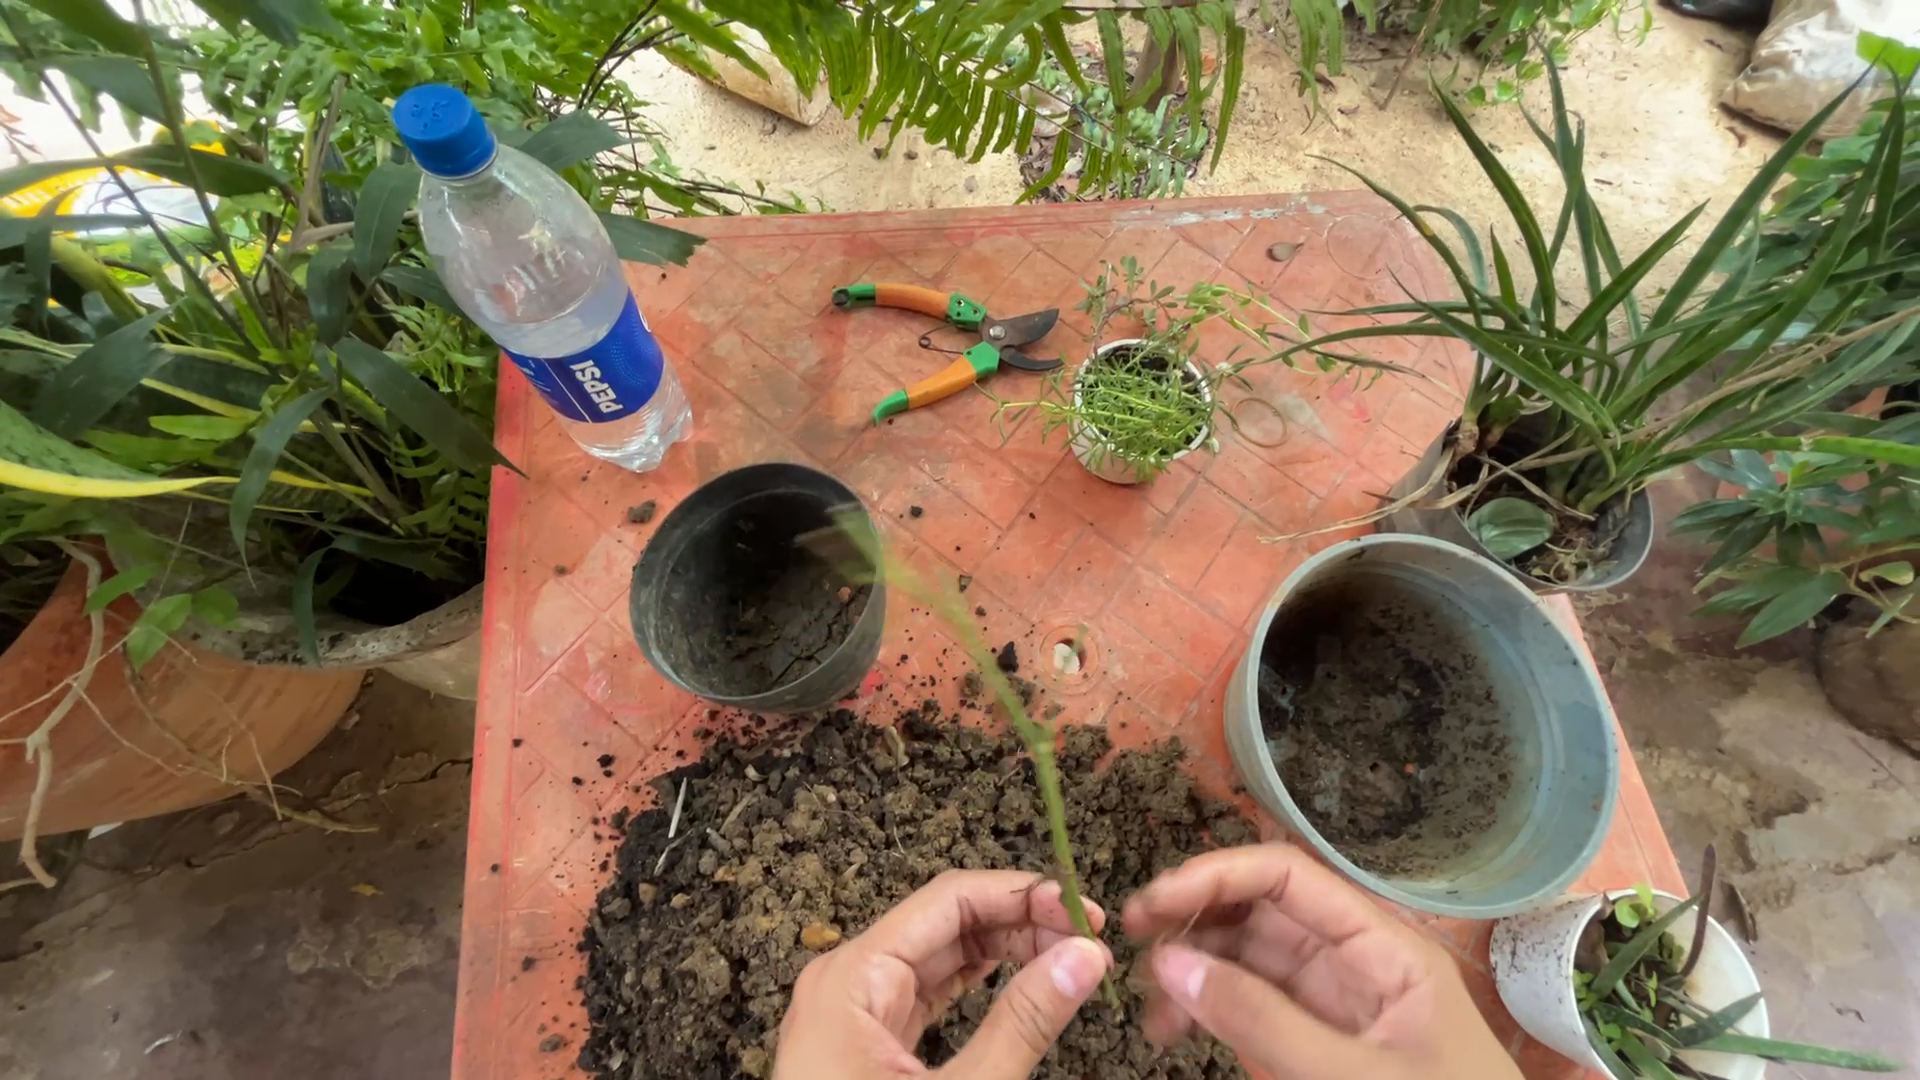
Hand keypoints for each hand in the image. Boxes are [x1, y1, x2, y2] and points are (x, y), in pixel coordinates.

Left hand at [774, 869, 1112, 1078]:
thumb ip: (1022, 1024)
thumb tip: (1085, 958)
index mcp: (855, 975)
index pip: (948, 900)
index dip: (1018, 895)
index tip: (1080, 911)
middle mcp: (850, 977)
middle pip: (945, 922)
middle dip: (1018, 923)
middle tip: (1085, 939)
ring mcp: (856, 1009)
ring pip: (940, 955)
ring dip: (1004, 950)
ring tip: (1065, 956)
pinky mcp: (868, 1039)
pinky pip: (927, 991)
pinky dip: (976, 984)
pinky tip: (1020, 979)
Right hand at [1122, 845, 1520, 1079]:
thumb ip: (1261, 1021)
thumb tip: (1168, 960)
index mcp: (1379, 947)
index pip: (1285, 876)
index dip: (1216, 875)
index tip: (1156, 902)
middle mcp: (1349, 959)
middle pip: (1256, 910)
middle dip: (1193, 918)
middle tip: (1132, 940)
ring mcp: (1328, 1002)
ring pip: (1242, 955)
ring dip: (1191, 967)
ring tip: (1148, 1007)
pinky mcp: (1312, 1042)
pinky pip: (1247, 1004)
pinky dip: (1205, 1009)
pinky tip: (1169, 1029)